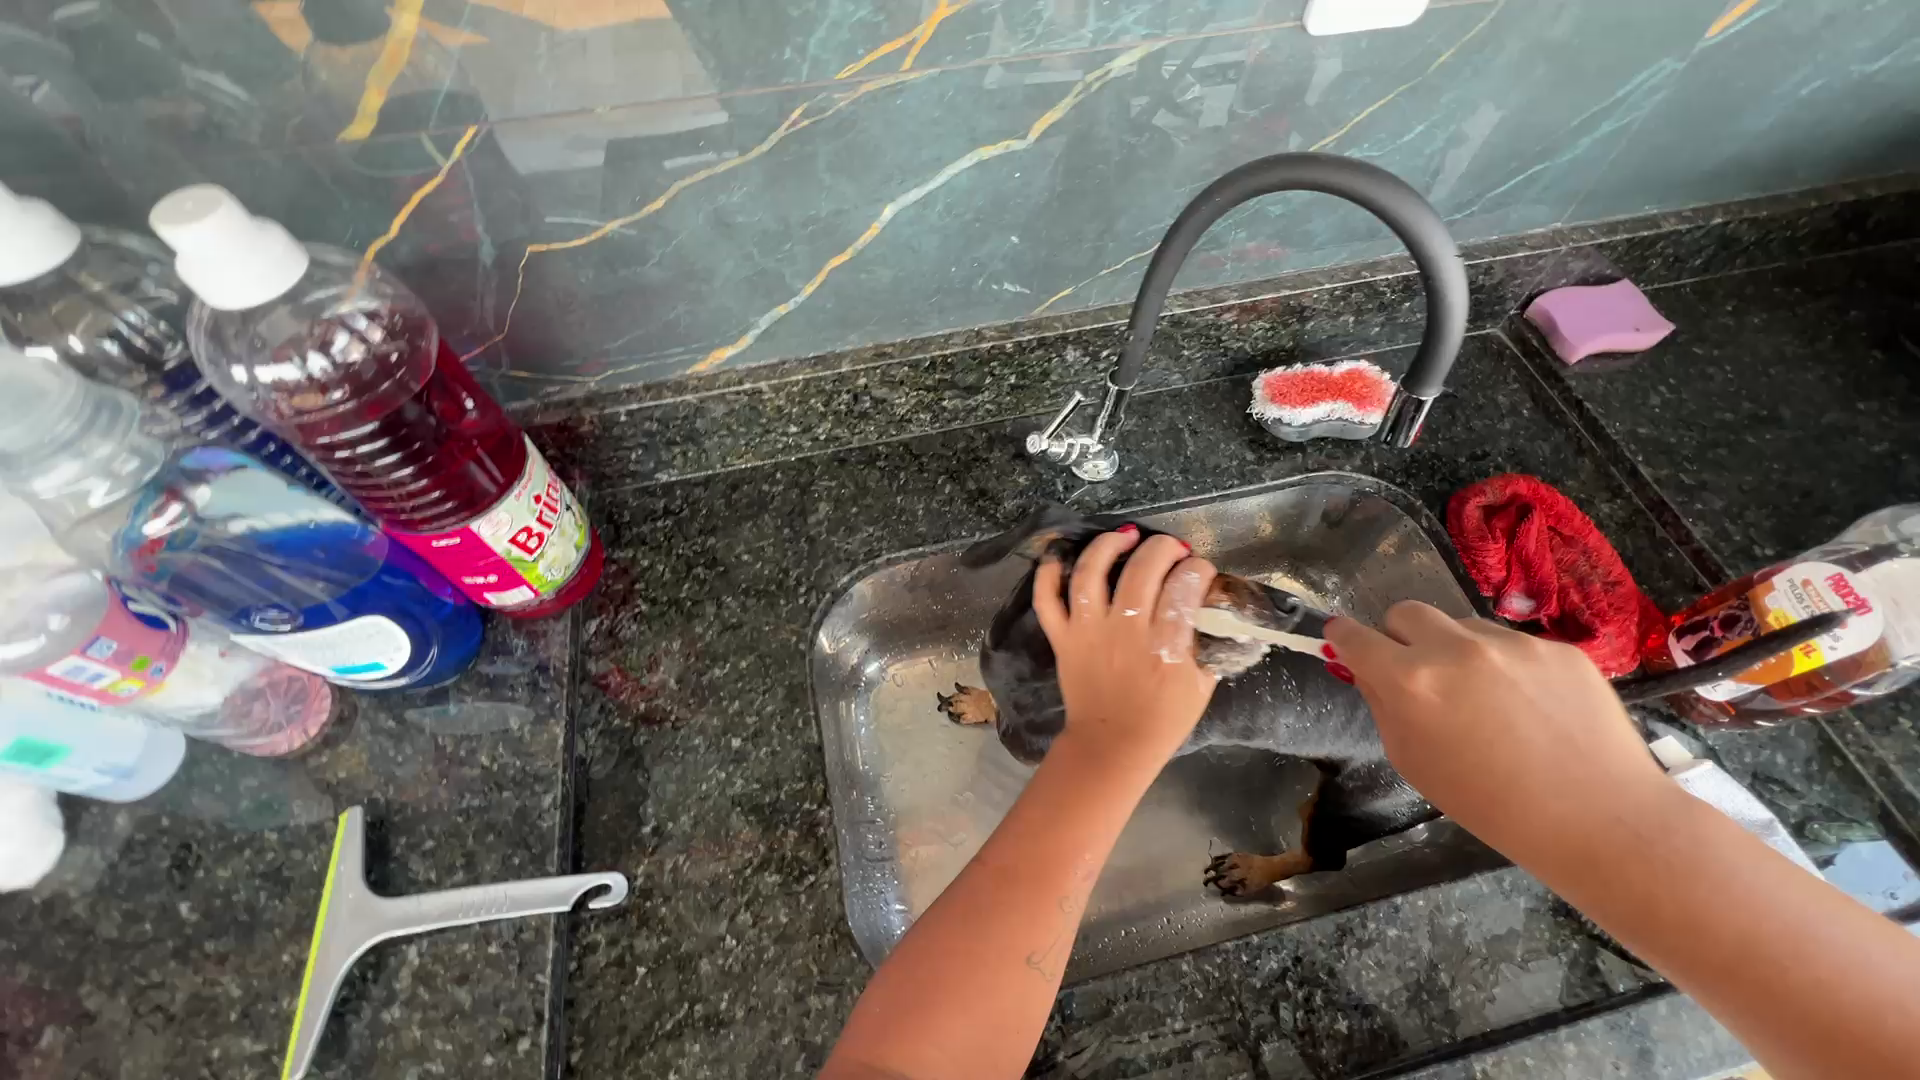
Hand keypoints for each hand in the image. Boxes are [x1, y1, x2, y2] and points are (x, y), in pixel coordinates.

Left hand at [1032, 528, 1219, 773]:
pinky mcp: (1062, 638)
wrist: (1113, 746)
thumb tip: (1211, 605)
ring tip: (1124, 536)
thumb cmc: (1163, 718)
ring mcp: (1088, 631)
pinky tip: (1060, 556)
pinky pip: (1047, 600)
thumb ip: (1207, 642)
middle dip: (1162, 548)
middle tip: (1171, 548)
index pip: (1185, 588)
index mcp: (1166, 645)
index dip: (1197, 569)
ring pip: (1090, 574)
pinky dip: (1047, 574)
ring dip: (1107, 546)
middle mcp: (1125, 630)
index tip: (1200, 568)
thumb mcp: (1202, 683)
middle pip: (1142, 570)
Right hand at [1324, 601, 1670, 858]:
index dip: (1343, 637)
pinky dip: (1504, 664)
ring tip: (1485, 698)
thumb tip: (1368, 670)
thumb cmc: (1489, 804)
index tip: (1343, 641)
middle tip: (1417, 671)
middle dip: (1400, 636)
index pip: (1354, 636)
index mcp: (1411, 680)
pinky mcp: (1557, 647)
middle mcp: (1455, 649)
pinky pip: (1511, 643)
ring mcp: (1511, 644)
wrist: (1600, 820)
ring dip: (1455, 649)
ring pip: (1461, 626)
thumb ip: (1383, 705)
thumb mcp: (1411, 760)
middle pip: (1405, 612)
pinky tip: (1528, 705)